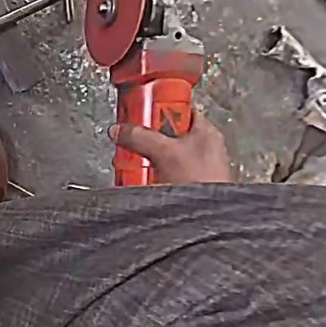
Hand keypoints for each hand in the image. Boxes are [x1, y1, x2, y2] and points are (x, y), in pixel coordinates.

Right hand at [110, 111, 231, 184]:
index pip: (178, 108)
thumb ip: (139, 137)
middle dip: (144, 138)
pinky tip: (140, 179)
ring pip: (161, 154)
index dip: (157, 108)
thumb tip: (119, 130)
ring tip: (132, 162)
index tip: (138, 112)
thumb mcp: (164, 151)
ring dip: (143, 158)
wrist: (206, 218)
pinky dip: (148, 174)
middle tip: (131, 141)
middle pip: (164, 132)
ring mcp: (193, 167)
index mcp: (205, 131)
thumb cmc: (201, 181)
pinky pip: (160, 173)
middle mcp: (201, 147)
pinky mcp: (185, 184)